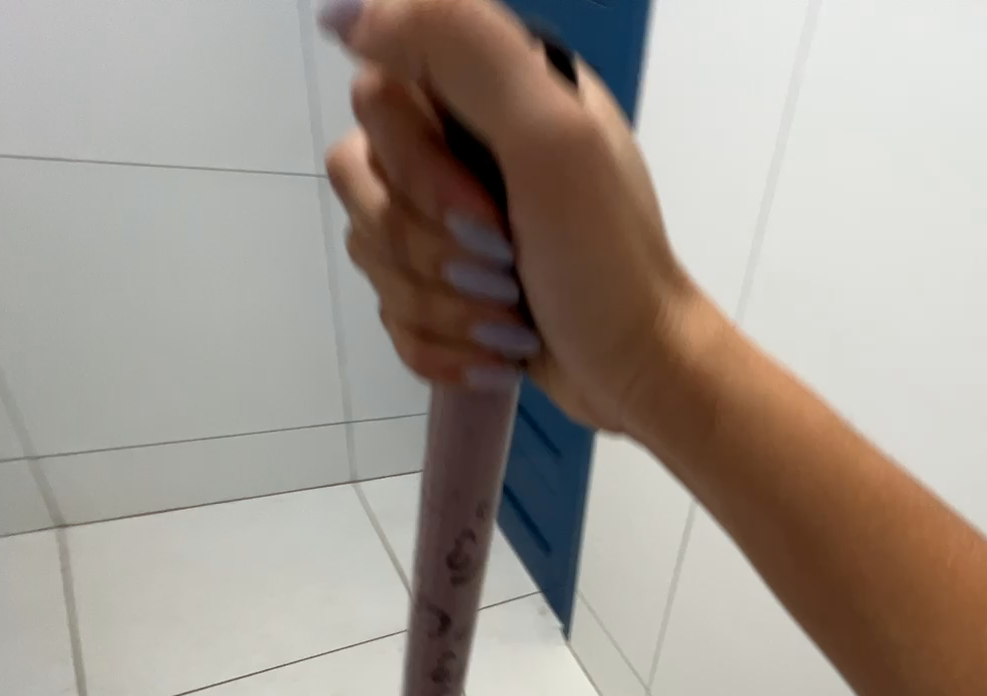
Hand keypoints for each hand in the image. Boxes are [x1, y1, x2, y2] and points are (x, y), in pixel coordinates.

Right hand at [319, 0, 724, 433]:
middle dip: (435, 250)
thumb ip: (461, 47)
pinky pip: (394, 318)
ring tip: (513, 322)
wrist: (638, 370)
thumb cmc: (608, 265)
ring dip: (446, 307)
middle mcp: (465, 157)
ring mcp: (454, 232)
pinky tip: (496, 356)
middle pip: (363, 183)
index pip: (378, 99)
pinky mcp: (449, 298)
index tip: (490, 218)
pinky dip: (444, 349)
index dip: (418, 171)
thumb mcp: (556, 138)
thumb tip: (348, 16)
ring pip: (374, 256)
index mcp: (492, 103)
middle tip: (509, 274)